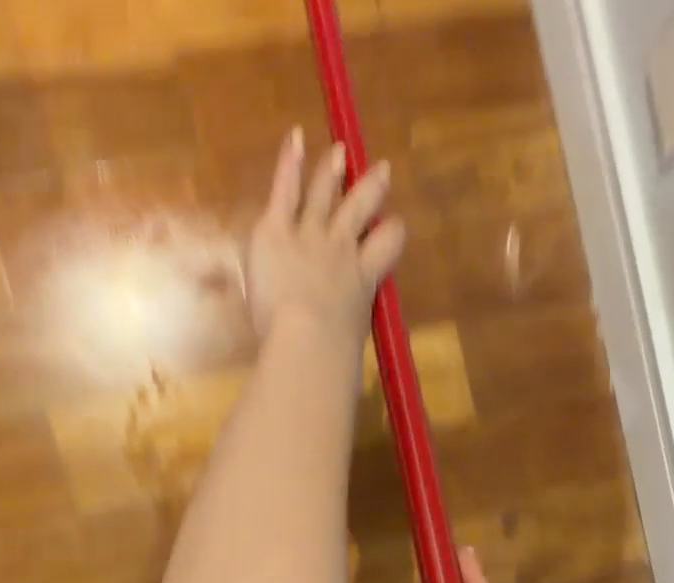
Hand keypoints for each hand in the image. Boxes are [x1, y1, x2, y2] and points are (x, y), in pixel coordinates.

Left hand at [244, 128, 405, 353]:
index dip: (393, 234)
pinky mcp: (277, 230)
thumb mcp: (352, 341)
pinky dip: (290, 163)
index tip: (395, 226)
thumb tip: (344, 347)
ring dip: (334, 171)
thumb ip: (349, 329)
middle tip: (381, 170)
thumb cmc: (332, 352)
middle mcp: (343, 248)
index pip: (388, 245)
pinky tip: (294, 138)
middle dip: (371, 189)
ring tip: (341, 151)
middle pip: (362, 210)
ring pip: (326, 194)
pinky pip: (285, 190)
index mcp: (364, 279)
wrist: (309, 336)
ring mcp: (311, 233)